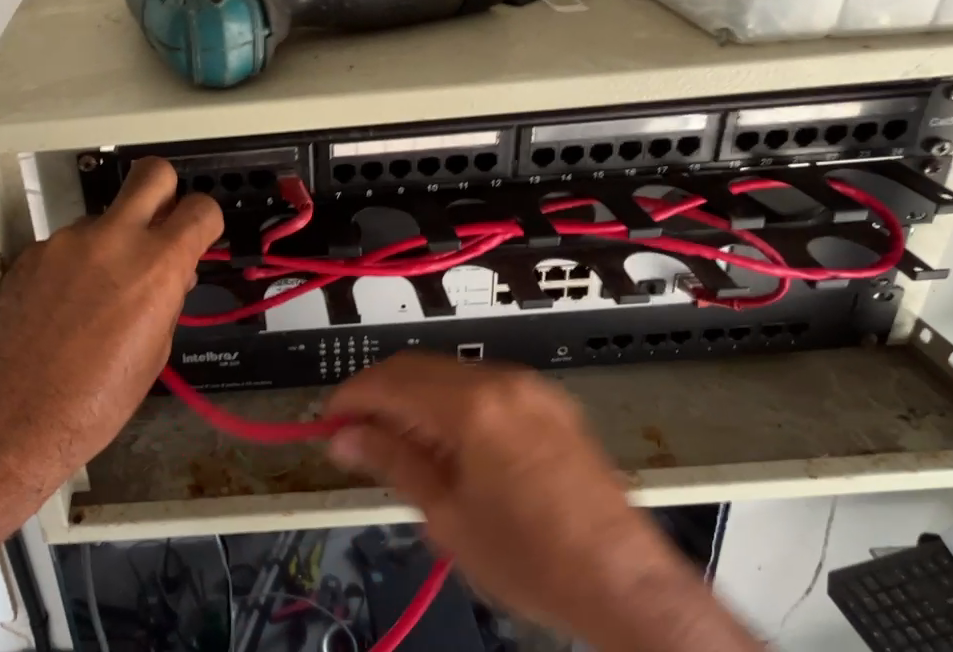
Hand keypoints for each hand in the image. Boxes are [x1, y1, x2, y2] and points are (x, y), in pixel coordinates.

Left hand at [0, 158, 220, 486]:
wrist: (11, 419)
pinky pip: (66, 245)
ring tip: (99, 294)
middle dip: (164, 190)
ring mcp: (66, 242)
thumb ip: (166, 302)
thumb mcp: (153, 355)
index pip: (200, 208)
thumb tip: (170, 277)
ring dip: (111, 241)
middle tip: (160, 222)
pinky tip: (65, 306)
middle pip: (151, 174)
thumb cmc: (89, 403)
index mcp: (155, 267)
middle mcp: (111, 241)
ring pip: (103, 217)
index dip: (206, 220)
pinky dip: (73, 265)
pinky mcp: (31, 253)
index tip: (200, 231)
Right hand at [326, 354, 760, 650]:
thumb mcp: (447, 516)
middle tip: (353, 436)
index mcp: (472, 405)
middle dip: (378, 395)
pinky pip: (483, 388)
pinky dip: (450, 404)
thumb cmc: (532, 559)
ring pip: (449, 374)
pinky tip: (443, 443)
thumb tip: (344, 437)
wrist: (626, 584)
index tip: (326, 425)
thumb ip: (392, 462)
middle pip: (417, 367)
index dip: (349, 398)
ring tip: (395, 444)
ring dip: (413, 398)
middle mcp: (502, 381)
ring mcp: (531, 389)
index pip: (389, 381)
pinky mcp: (550, 405)